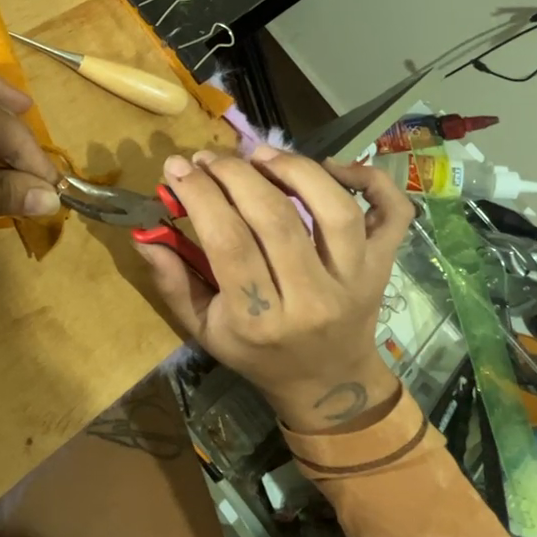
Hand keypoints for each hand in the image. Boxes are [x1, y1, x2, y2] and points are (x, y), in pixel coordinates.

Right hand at [134, 146, 413, 432]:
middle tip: (208, 157)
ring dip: (294, 168)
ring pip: (333, 208)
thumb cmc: (256, 353)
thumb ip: (171, 281)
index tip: (177, 167)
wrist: (328, 382)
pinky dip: (368, 179)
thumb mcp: (202, 328)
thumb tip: (144, 233)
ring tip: (259, 154)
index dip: (200, 195)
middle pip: (276, 218)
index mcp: (260, 319)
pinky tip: (331, 167)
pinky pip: (391, 213)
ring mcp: (356, 280)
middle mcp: (312, 298)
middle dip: (234, 174)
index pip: (229, 242)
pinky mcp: (384, 265)